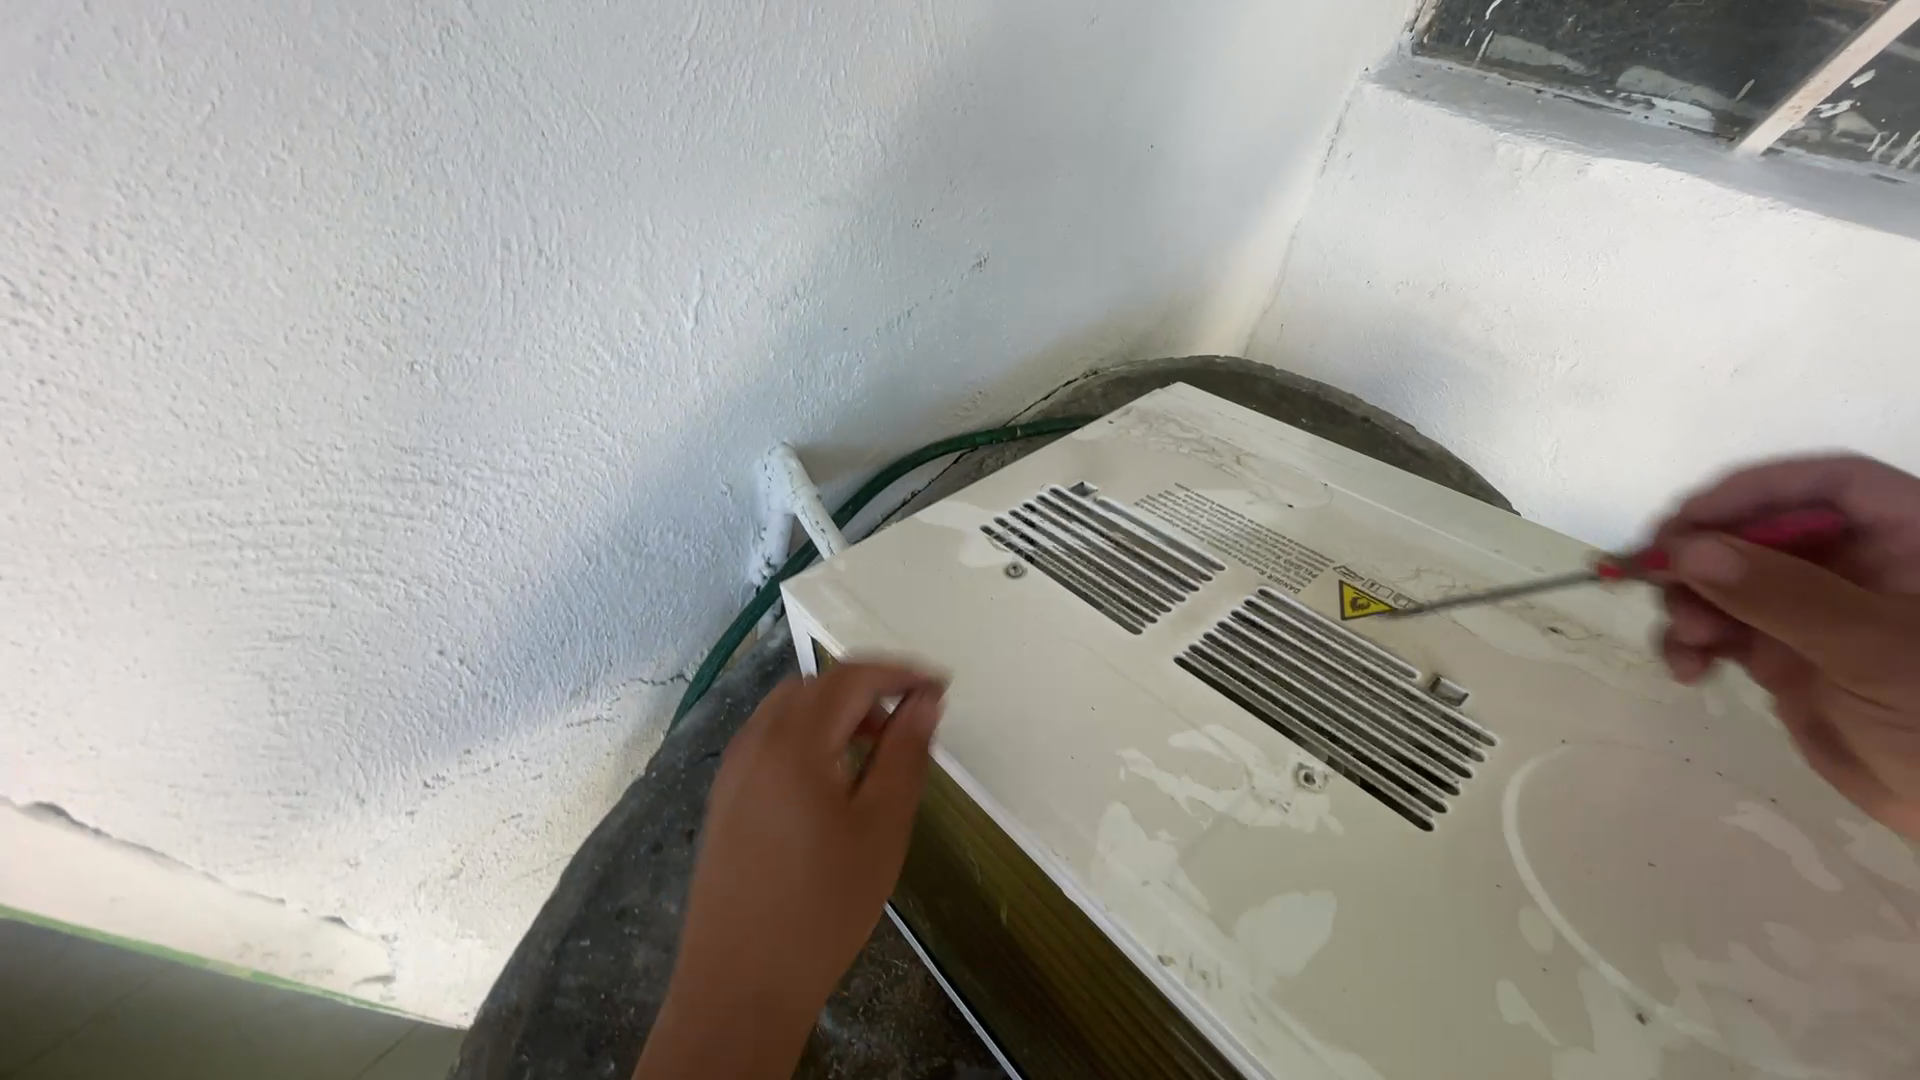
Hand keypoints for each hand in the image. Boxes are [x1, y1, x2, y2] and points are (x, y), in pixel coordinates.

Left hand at [633, 661, 946, 1078]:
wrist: (738, 985)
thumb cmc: (823, 907)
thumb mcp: (882, 827)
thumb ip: (905, 753)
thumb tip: (925, 701)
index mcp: (793, 741)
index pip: (852, 677)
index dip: (901, 673)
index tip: (941, 687)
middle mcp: (755, 740)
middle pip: (817, 685)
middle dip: (869, 686)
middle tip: (911, 716)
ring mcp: (733, 768)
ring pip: (790, 708)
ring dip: (837, 708)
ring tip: (875, 745)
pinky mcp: (725, 796)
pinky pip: (770, 737)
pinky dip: (808, 732)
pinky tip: (831, 775)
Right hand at [1654, 455, 1919, 838]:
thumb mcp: (1874, 649)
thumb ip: (1780, 594)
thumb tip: (1687, 549)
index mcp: (1911, 546)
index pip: (1831, 485)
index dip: (1756, 492)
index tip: (1686, 524)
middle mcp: (1861, 570)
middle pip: (1759, 531)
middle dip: (1700, 556)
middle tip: (1651, 578)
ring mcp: (1818, 613)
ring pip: (1726, 580)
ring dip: (1687, 605)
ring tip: (1687, 642)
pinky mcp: (1786, 653)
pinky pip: (1718, 629)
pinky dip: (1691, 644)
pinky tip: (1689, 670)